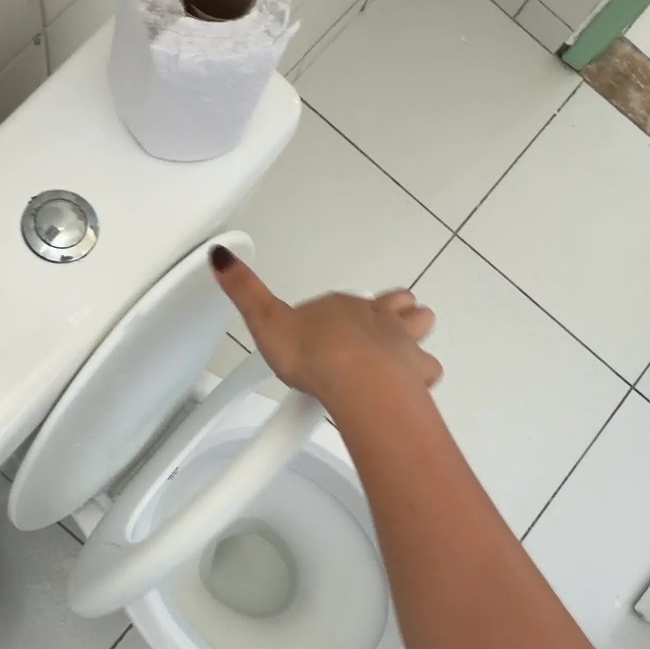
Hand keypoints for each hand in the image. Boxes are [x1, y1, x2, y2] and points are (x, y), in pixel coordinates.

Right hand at [210, 245, 441, 406]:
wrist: (356, 382)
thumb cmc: (315, 353)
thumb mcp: (265, 319)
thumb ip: (244, 290)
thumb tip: (221, 257)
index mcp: (343, 307)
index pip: (344, 302)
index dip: (336, 315)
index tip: (322, 333)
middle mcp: (377, 319)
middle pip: (394, 303)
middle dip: (387, 313)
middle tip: (369, 335)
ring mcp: (402, 344)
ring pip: (420, 324)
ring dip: (411, 334)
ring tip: (391, 356)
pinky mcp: (417, 374)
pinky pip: (428, 372)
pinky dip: (419, 379)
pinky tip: (404, 391)